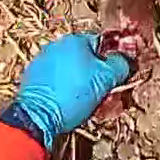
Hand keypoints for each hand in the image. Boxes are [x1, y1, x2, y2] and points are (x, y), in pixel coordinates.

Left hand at [1, 33, 131, 150]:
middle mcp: (56, 47)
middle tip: (106, 92)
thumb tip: (126, 59)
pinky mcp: (33, 80)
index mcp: (75, 40)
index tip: (117, 75)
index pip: (103, 43)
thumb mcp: (107, 79)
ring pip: (73, 71)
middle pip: (87, 58)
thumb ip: (121, 64)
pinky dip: (67, 91)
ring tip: (90, 103)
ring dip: (83, 84)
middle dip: (99, 75)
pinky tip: (72, 105)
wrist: (37, 118)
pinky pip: (58, 82)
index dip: (114, 61)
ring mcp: (42, 63)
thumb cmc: (71, 95)